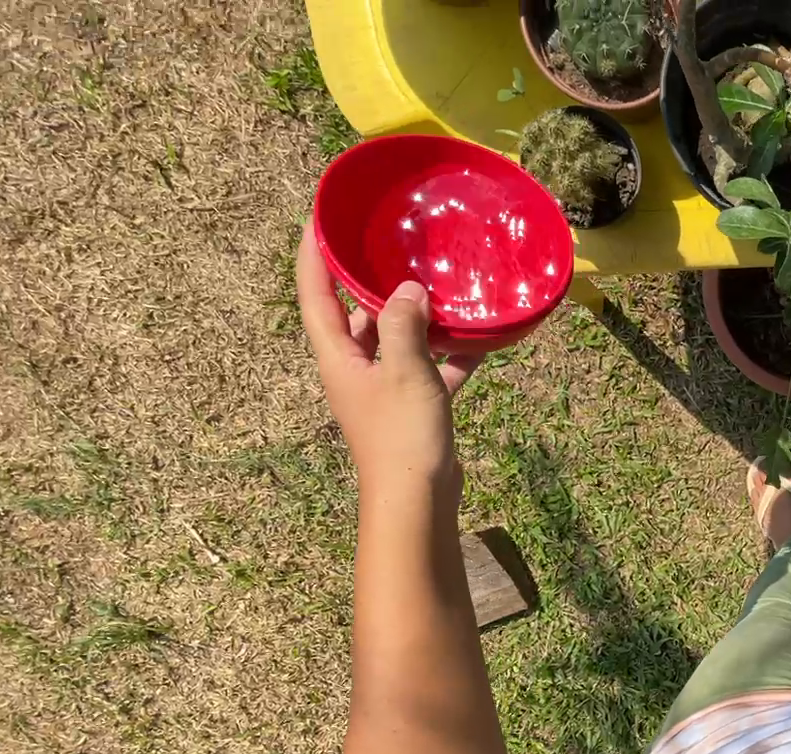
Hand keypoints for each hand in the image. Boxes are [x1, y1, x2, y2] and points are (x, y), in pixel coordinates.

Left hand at [296, 218, 480, 499]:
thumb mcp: (405, 371)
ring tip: (439, 289)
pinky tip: (477, 343)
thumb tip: (408, 289)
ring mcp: (385, 388)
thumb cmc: (403, 433)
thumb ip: (404, 326)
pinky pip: (430, 370)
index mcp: (338, 355)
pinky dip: (449, 356)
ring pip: (396, 341)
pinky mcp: (414, 407)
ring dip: (416, 319)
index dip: (313, 254)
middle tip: (392, 249)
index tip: (320, 219)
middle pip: (355, 314)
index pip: (314, 292)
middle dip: (371, 282)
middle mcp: (354, 367)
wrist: (416, 496)